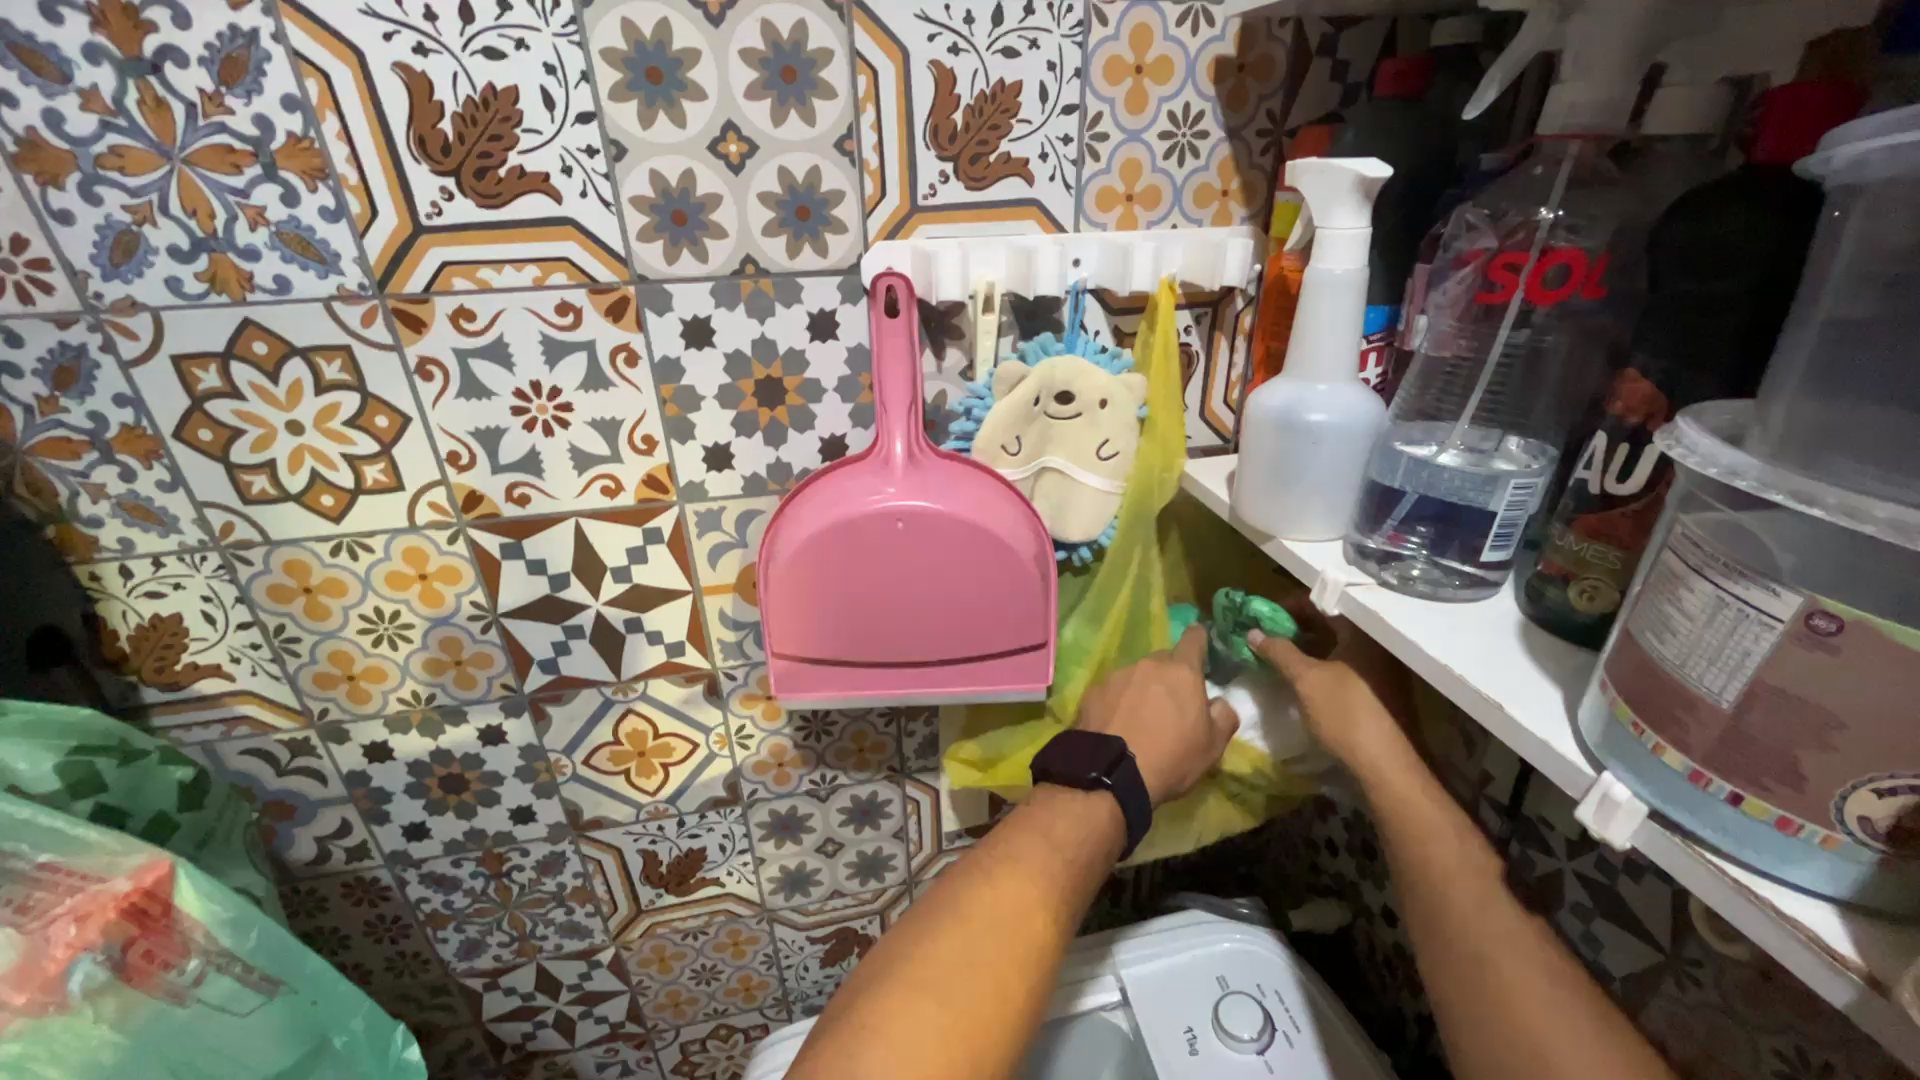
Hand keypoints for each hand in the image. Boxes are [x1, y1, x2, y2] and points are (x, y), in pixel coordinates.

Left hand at [1075, 625, 1238, 806]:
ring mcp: (1116, 676)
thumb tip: (1218, 701)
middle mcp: (1147, 665)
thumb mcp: (1213, 746)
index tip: (1199, 641)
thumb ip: (1223, 715)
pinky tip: (1117, 724)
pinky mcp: (1092, 691)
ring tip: (1139, 718)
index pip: (1194, 639)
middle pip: (1163, 660)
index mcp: (1181, 672)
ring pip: (1135, 675)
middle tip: (1170, 702)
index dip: (1199, 639)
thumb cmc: (1172, 758)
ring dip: (1141, 689)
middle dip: (1169, 675)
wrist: (1112, 773)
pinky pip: (1112, 690)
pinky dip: (1117, 701)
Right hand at [1247, 608, 1415, 775]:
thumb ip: (1279, 651)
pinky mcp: (1376, 690)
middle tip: (1265, 633)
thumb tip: (1253, 632)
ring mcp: (1378, 668)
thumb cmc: (1345, 713)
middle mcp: (1374, 644)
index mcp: (1362, 633)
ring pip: (1335, 646)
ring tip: (1276, 653)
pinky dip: (1319, 664)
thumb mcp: (1305, 679)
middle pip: (1329, 623)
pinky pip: (1342, 664)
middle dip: (1295, 627)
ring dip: (1305, 646)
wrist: (1384, 765)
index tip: (1263, 614)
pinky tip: (1298, 675)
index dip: (1290, 605)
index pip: (1323, 603)